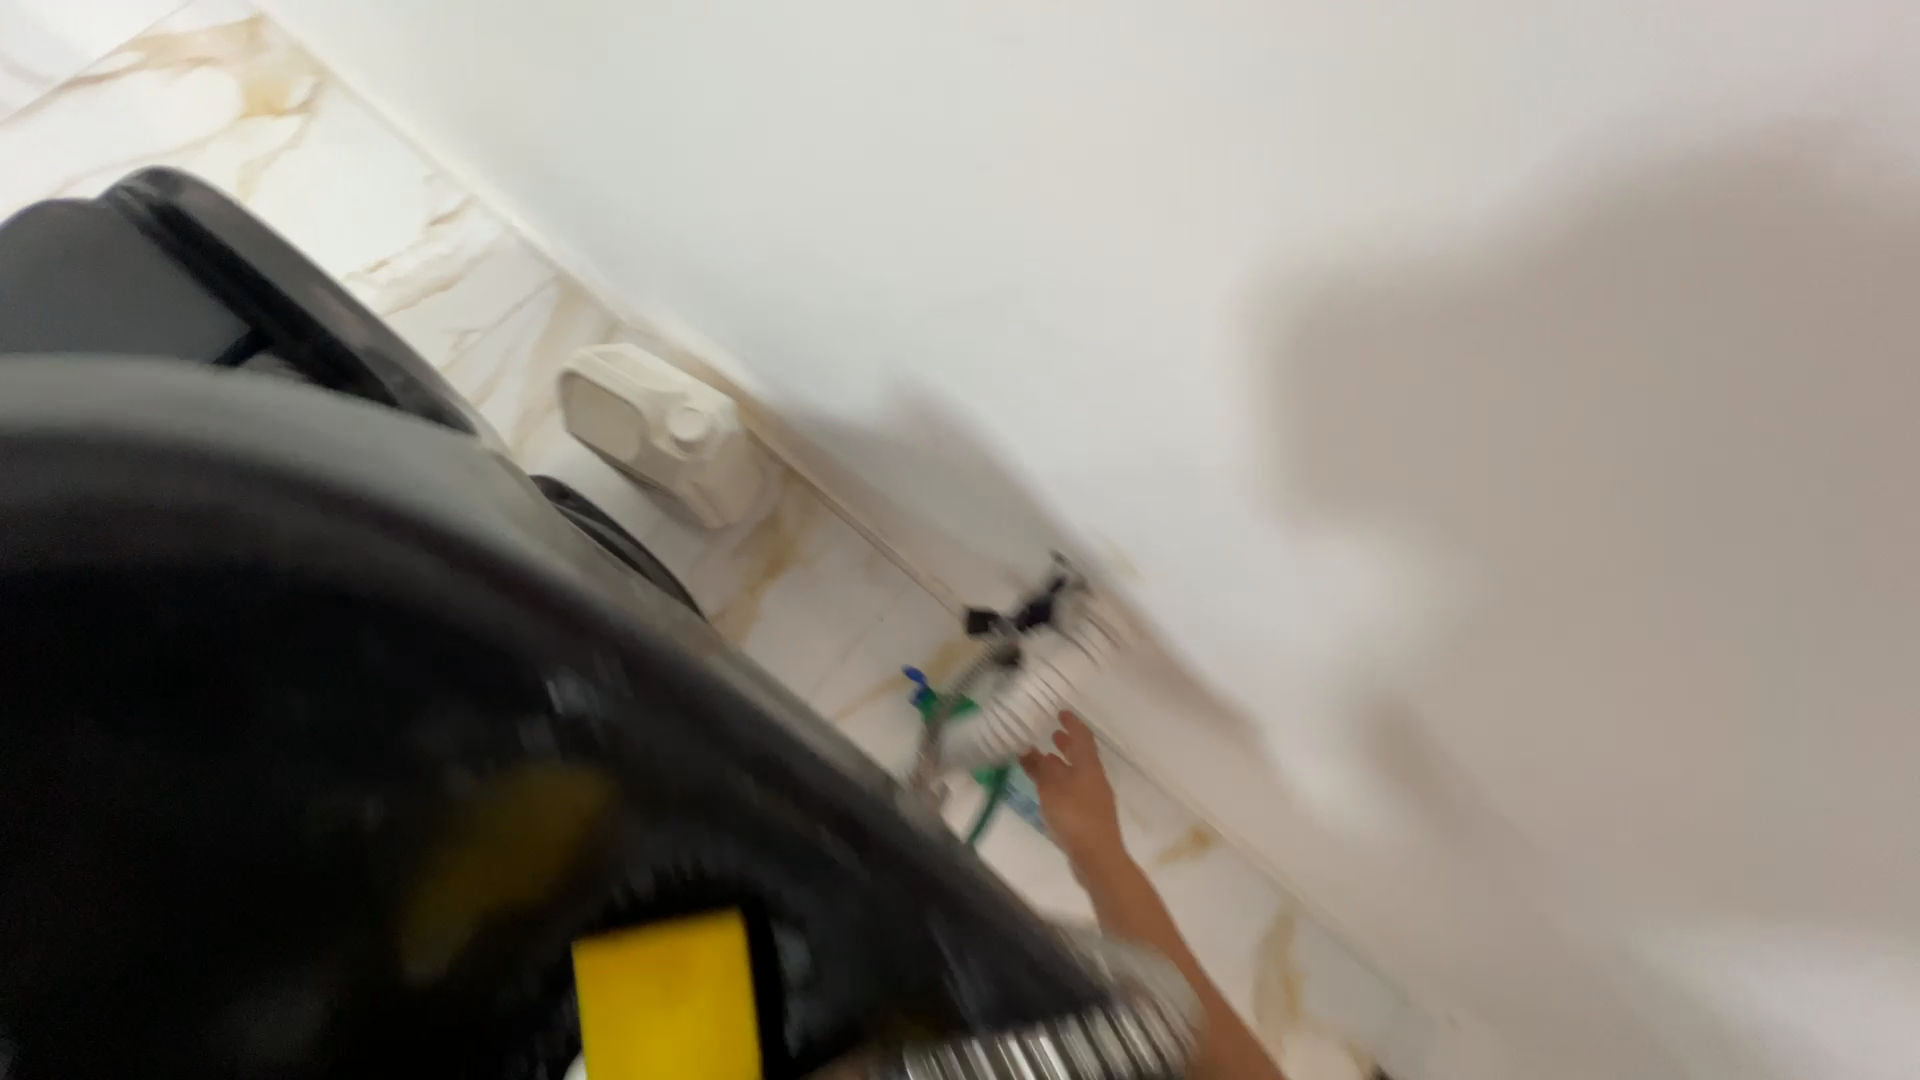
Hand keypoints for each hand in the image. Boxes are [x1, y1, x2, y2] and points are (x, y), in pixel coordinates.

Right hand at [1020, 711, 1127, 872]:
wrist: (1098, 858)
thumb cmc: (1074, 816)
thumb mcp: (1051, 788)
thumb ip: (1039, 767)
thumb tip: (1027, 748)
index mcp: (1089, 766)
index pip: (1082, 737)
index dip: (1072, 723)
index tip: (1060, 713)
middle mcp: (1094, 778)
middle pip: (1081, 755)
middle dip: (1066, 743)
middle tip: (1051, 734)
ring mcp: (1093, 798)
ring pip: (1076, 773)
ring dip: (1061, 764)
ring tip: (1043, 760)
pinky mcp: (1088, 816)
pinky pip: (1073, 789)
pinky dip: (1061, 783)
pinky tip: (1048, 790)